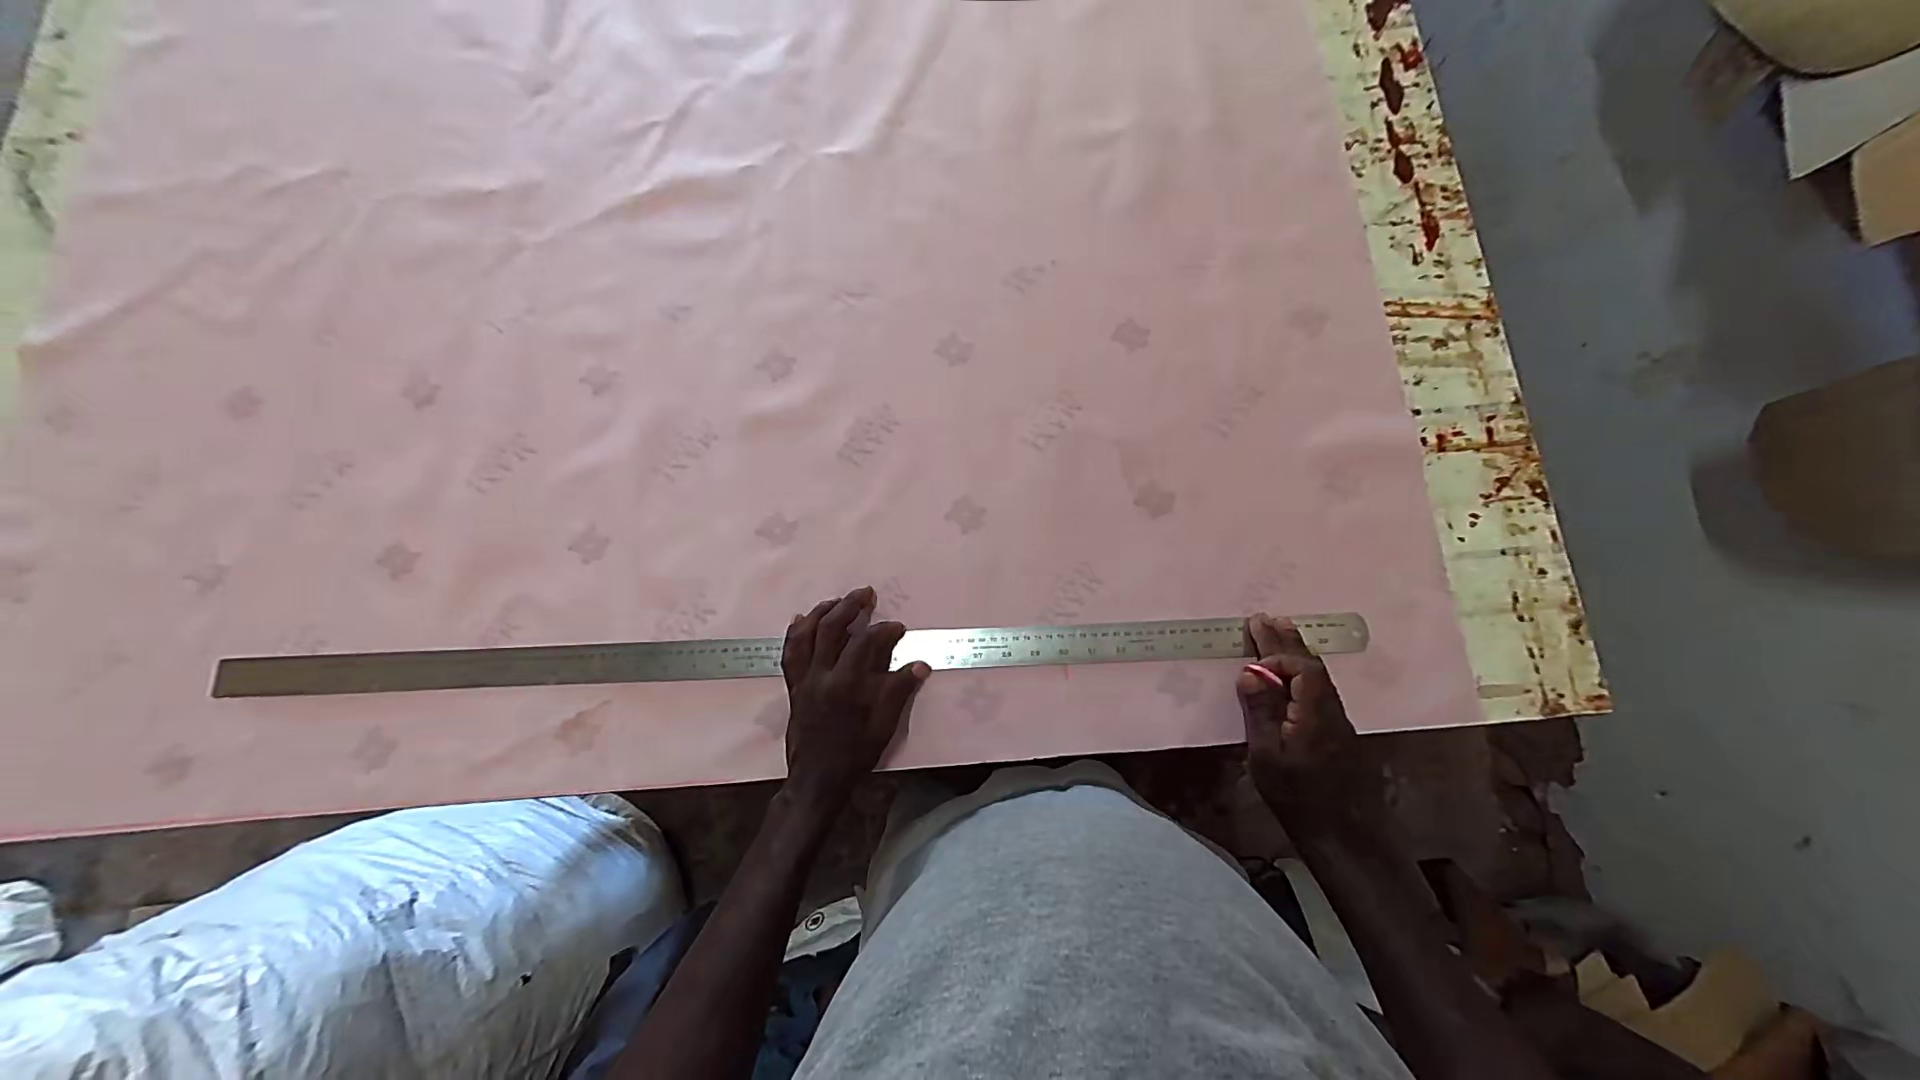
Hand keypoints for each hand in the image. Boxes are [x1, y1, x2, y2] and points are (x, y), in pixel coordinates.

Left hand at [781, 586, 929, 806]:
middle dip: (849, 606)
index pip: (865, 643)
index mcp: (846, 684)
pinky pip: (790, 653)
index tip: (898, 628)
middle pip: (831, 629)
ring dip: (821, 612)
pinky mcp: (793, 687)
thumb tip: (920, 665)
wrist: (818, 779)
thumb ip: (899, 692)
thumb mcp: (885, 726)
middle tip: (865, 593)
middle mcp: (820, 676)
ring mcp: (803, 680)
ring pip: (805, 635)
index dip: (883, 630)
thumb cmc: (855, 754)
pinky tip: (801, 620)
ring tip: (836, 600)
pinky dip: (796, 633)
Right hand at [1236, 613, 1386, 838]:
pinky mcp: (1338, 736)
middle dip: (1288, 641)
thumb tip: (1250, 672)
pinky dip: (1303, 673)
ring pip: (1318, 678)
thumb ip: (1260, 711)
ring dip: (1297, 653)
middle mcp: (1332, 711)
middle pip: (1312, 667)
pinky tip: (1296, 674)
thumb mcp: (1268, 755)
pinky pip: (1320, 691)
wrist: (1344, 836)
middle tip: (1268, 618)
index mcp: (1315, 713)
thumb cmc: (1298, 796)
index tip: (1253, 646)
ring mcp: (1339, 724)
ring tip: (1281, 632)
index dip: (1278, 653)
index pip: (1301, 668)